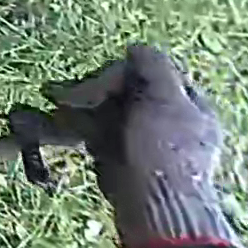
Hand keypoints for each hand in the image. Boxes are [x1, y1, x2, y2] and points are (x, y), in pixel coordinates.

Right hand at [49, 45, 237, 247]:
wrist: (152, 201)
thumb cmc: (166, 151)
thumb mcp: (168, 104)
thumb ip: (156, 70)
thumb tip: (137, 46)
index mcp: (187, 103)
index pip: (145, 70)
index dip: (119, 73)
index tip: (102, 87)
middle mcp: (163, 113)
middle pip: (118, 85)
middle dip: (92, 89)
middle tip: (71, 99)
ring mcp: (137, 130)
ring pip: (99, 102)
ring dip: (77, 103)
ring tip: (60, 109)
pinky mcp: (113, 144)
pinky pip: (89, 122)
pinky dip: (74, 121)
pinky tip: (62, 123)